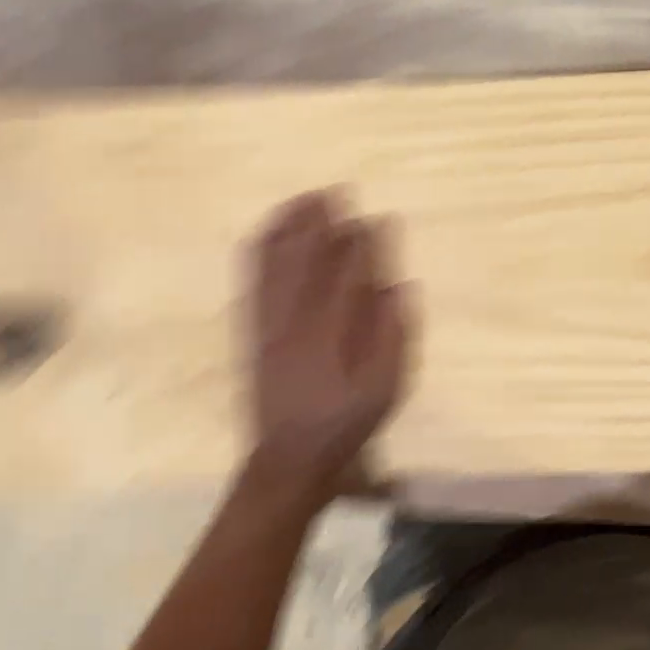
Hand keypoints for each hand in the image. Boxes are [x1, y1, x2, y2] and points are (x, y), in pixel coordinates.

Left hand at [245, 188, 412, 496]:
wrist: (287, 457)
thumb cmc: (344, 425)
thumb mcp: (383, 391)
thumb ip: (392, 337)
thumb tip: (398, 288)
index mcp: (331, 333)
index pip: (349, 272)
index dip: (365, 242)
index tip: (378, 217)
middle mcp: (294, 319)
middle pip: (306, 256)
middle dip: (323, 221)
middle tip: (338, 192)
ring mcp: (267, 322)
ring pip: (274, 260)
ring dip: (289, 225)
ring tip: (305, 200)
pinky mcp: (251, 330)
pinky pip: (252, 277)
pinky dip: (262, 248)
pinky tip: (271, 234)